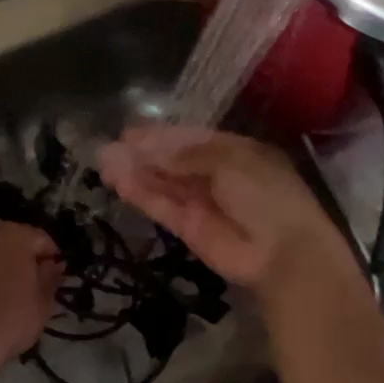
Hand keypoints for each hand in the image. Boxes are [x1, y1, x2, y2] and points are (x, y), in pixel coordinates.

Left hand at [0, 223, 64, 366]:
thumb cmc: (10, 321)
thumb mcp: (43, 303)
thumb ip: (51, 278)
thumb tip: (54, 265)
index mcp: (15, 236)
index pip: (43, 239)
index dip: (53, 258)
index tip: (56, 278)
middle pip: (16, 241)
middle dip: (27, 259)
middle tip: (35, 285)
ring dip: (6, 266)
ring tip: (13, 292)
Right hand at [98, 125, 354, 293]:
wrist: (280, 251)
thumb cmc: (266, 195)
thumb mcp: (232, 161)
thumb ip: (190, 154)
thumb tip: (152, 149)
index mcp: (235, 152)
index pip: (193, 139)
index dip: (162, 135)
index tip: (130, 131)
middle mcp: (215, 176)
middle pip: (173, 162)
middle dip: (142, 154)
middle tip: (108, 147)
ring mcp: (200, 204)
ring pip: (163, 185)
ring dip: (135, 173)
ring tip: (103, 162)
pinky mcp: (186, 230)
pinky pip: (161, 208)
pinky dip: (141, 195)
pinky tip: (119, 183)